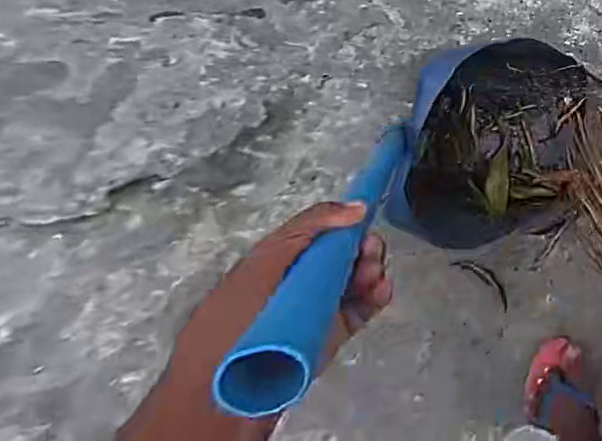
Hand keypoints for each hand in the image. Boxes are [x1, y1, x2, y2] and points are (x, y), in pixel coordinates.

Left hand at [118, 202, 394, 440]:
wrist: (219, 395)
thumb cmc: (235, 319)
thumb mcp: (265, 260)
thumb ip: (310, 226)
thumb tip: (359, 206)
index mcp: (282, 259)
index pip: (322, 231)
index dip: (346, 222)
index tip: (365, 217)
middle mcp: (301, 280)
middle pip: (344, 253)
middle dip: (364, 245)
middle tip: (370, 250)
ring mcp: (318, 308)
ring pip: (357, 278)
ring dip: (373, 268)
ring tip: (374, 274)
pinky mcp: (331, 335)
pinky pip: (362, 309)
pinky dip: (377, 295)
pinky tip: (382, 290)